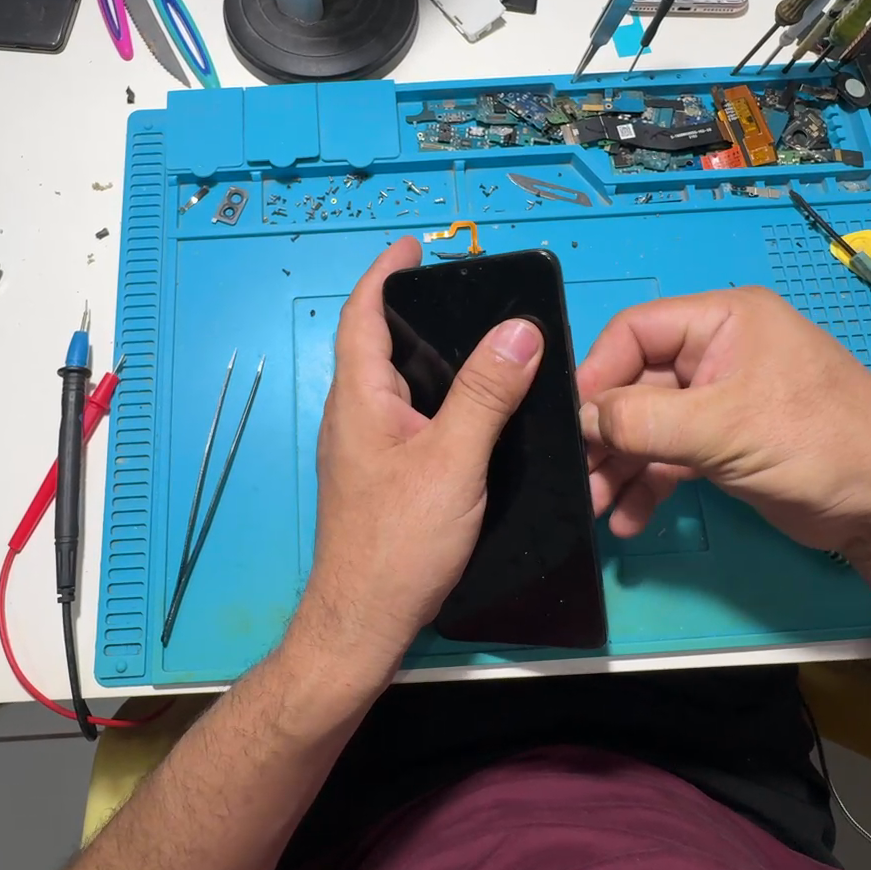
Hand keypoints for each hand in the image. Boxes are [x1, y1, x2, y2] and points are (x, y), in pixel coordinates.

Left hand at [298, 237, 543, 667]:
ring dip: (424, 355)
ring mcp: (361, 447)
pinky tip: (468, 409)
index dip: (383, 274)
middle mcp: (352, 415)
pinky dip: (432, 395)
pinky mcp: (377, 474)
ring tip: (475, 342)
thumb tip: (518, 330)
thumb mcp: (452, 461)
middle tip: (461, 294)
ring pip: (392, 382)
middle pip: (376, 345)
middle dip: (411, 311)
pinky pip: (404, 415)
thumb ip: (486, 395)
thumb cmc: (399, 541)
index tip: (411, 247)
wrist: (364, 621)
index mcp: (359, 398)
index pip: (361, 316)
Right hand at [576, 288, 870, 555]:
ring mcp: (718, 401)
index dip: (596, 372)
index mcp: (722, 321)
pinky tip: (629, 519)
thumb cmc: (819, 446)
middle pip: (634, 385)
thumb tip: (579, 421)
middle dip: (605, 434)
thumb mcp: (724, 427)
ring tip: (596, 505)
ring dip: (618, 466)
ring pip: (645, 426)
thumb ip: (642, 421)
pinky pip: (667, 457)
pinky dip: (646, 484)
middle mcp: (715, 353)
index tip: (570, 420)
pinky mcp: (722, 444)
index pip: (634, 331)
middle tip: (578, 475)